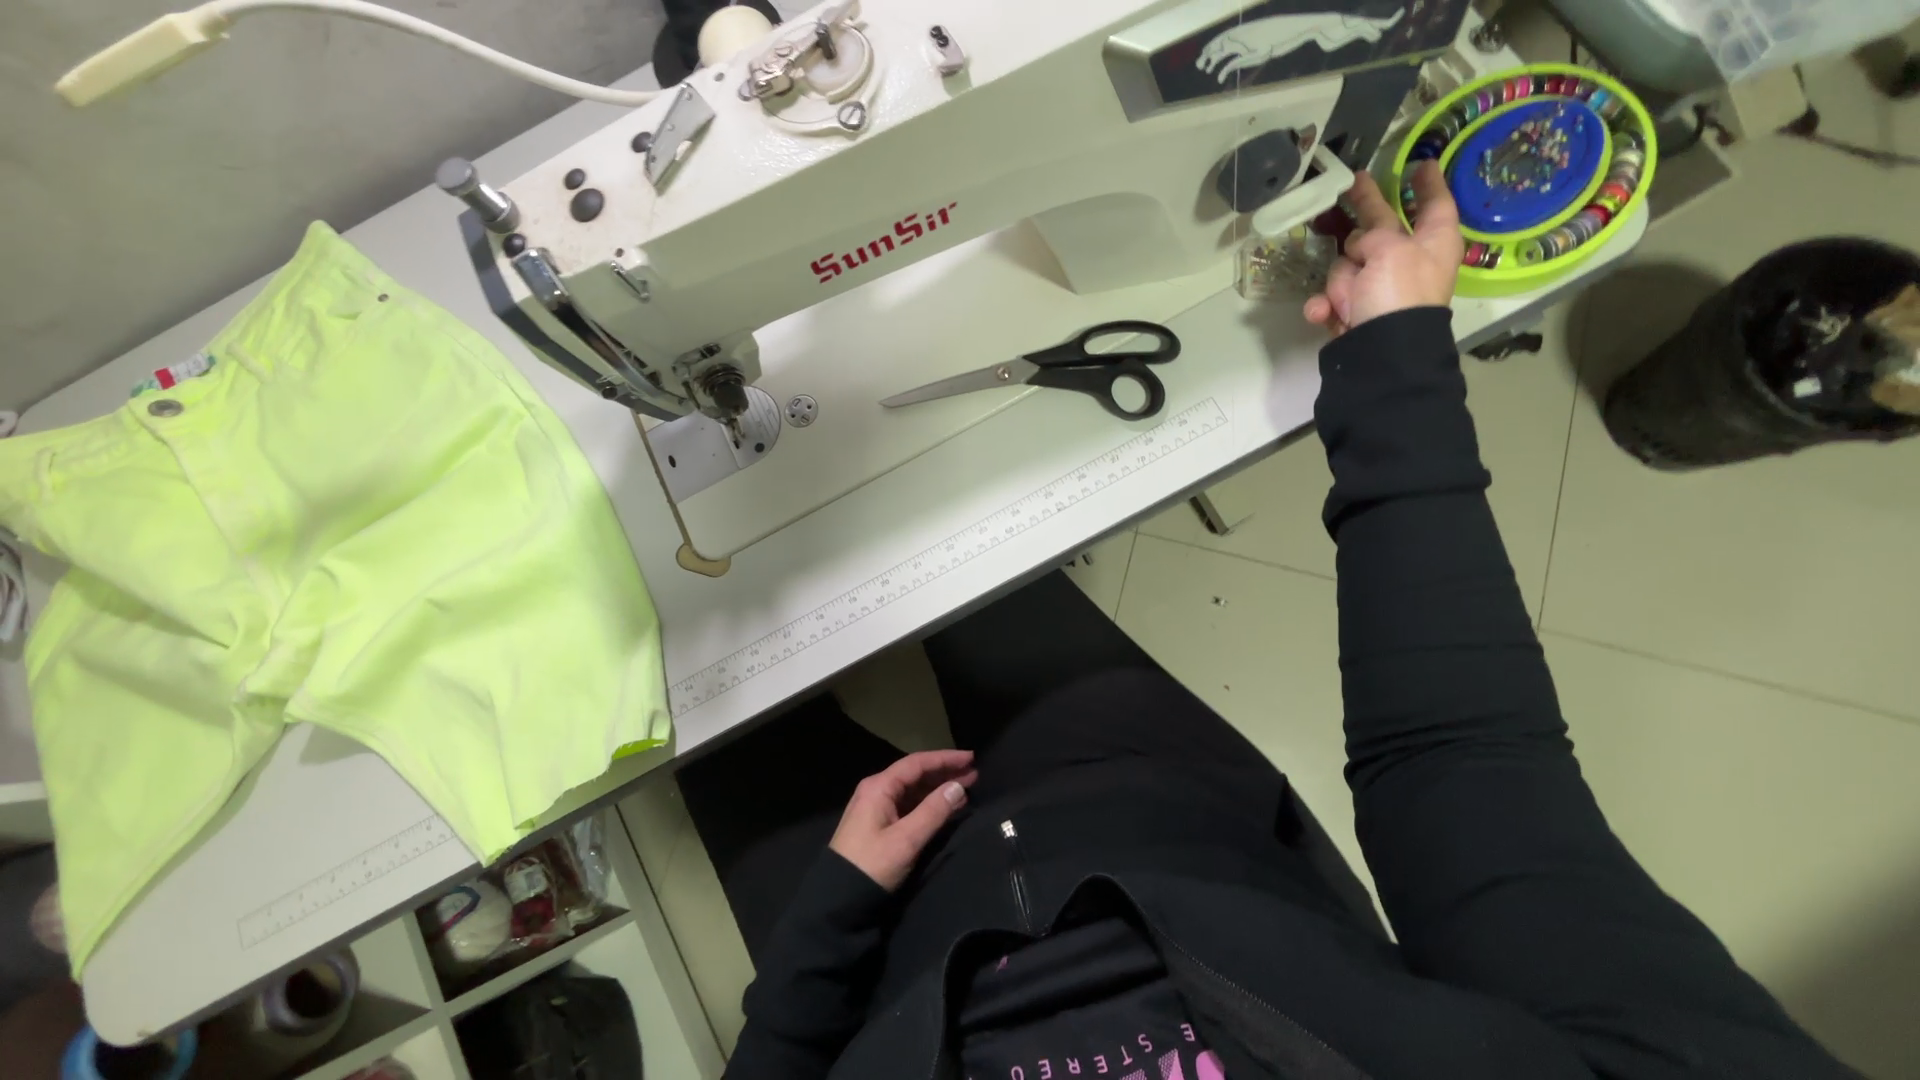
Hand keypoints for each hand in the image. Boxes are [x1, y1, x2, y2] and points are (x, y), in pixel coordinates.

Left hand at [829, 750, 977, 890]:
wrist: (839, 899)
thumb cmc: (873, 865)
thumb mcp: (907, 839)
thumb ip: (934, 811)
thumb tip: (958, 786)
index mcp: (879, 787)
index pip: (917, 763)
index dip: (945, 759)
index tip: (971, 758)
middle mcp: (876, 790)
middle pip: (915, 774)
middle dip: (944, 773)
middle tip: (974, 774)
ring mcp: (876, 808)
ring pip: (912, 790)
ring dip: (938, 788)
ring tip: (966, 789)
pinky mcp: (878, 824)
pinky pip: (908, 805)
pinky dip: (928, 804)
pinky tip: (945, 807)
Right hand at [1304, 161, 1463, 336]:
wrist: (1381, 351)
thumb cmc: (1398, 292)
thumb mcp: (1389, 249)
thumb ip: (1372, 236)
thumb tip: (1357, 249)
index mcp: (1434, 243)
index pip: (1435, 204)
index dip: (1428, 184)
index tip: (1421, 164)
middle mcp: (1408, 262)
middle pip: (1383, 227)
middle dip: (1367, 209)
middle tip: (1353, 182)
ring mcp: (1379, 289)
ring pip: (1348, 266)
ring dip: (1341, 281)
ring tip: (1347, 299)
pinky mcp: (1354, 313)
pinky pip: (1332, 298)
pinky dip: (1325, 306)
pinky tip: (1325, 313)